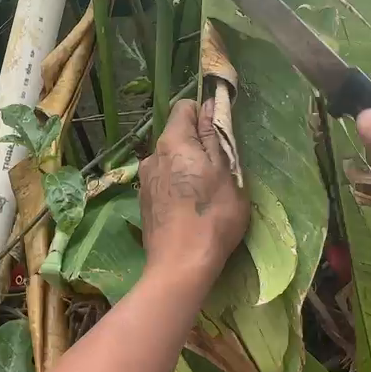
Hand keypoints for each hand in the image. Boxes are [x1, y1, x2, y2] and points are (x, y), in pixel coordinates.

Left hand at [139, 99, 248, 288]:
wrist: (180, 265)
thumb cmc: (212, 216)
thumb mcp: (226, 172)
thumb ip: (216, 137)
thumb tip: (211, 106)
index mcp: (173, 142)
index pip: (184, 107)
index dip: (204, 113)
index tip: (220, 132)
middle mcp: (152, 155)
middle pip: (176, 136)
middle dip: (197, 144)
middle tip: (220, 168)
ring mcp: (145, 180)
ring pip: (170, 161)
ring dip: (186, 167)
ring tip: (205, 193)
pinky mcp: (144, 202)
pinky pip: (163, 182)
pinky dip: (176, 186)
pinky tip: (189, 209)